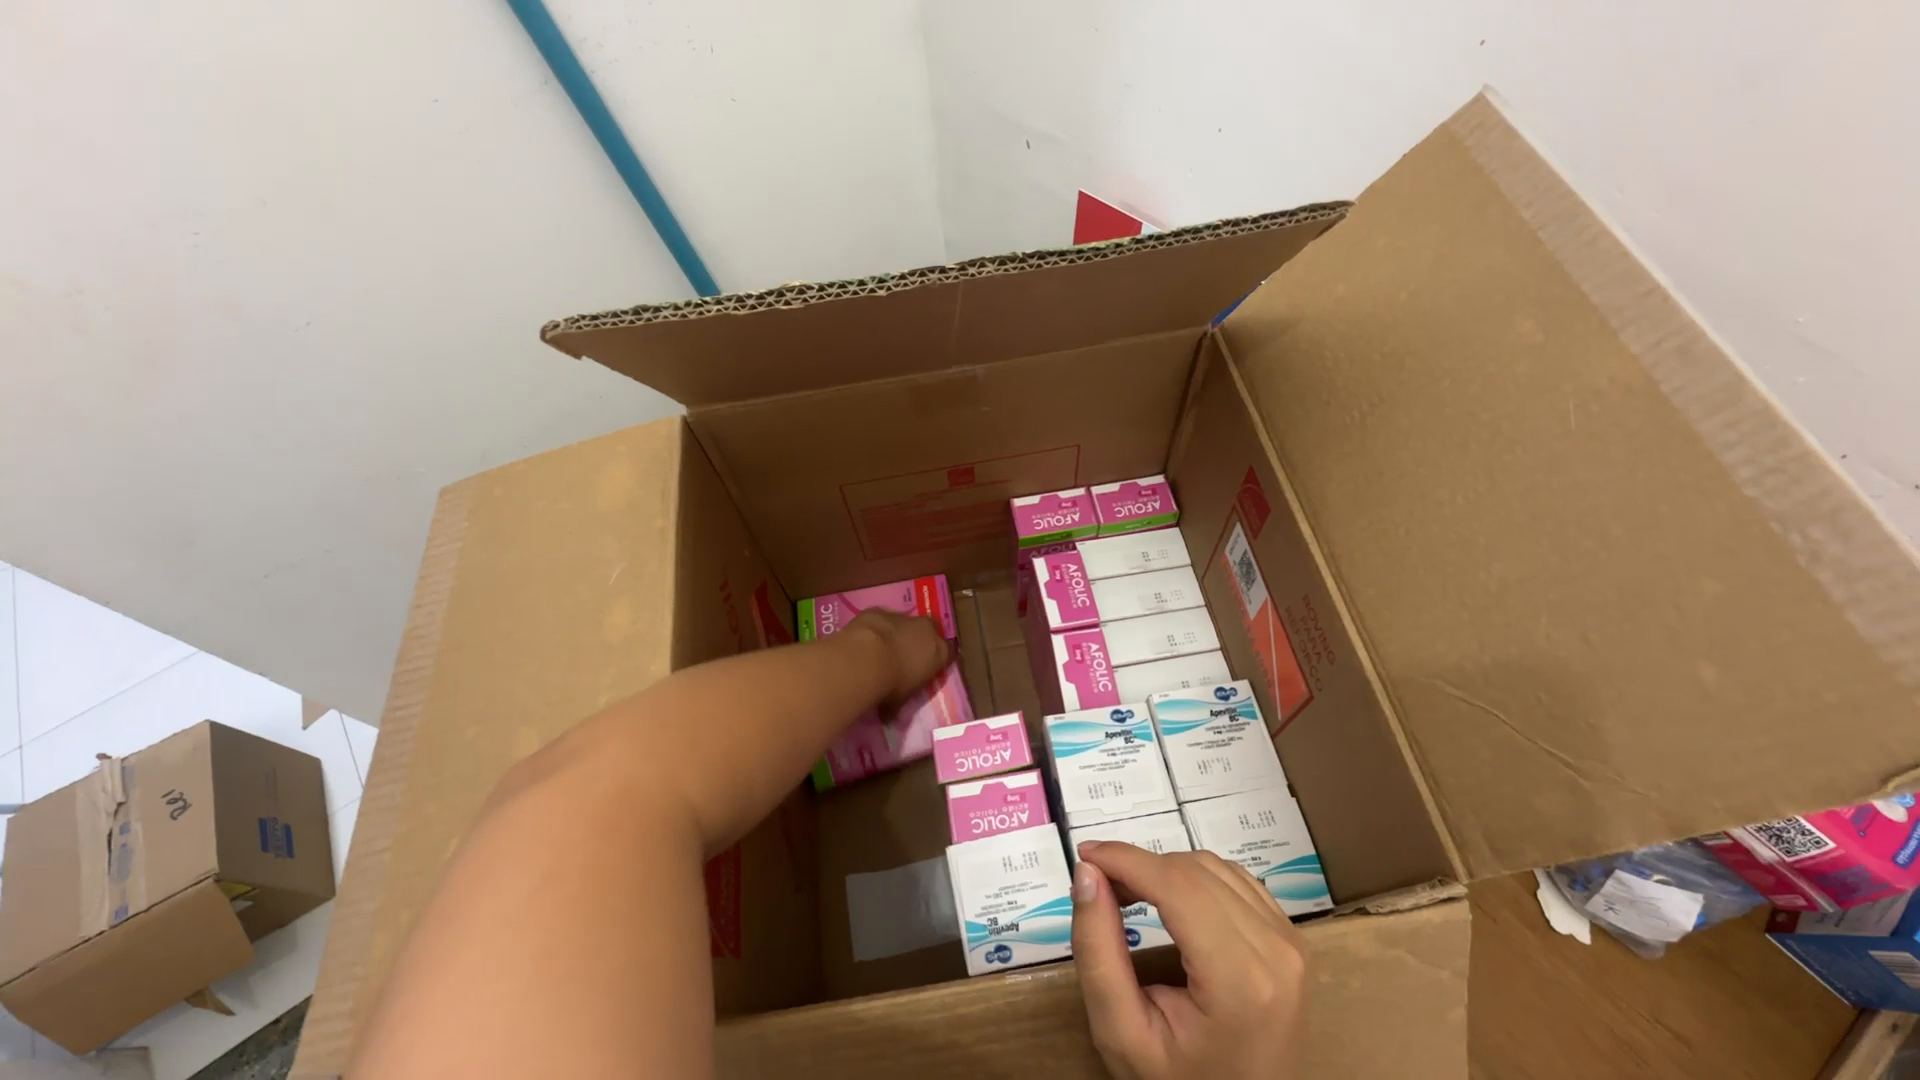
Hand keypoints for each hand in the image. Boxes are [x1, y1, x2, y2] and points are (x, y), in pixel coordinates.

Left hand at [844, 610, 950, 696]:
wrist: (866, 658)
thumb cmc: (892, 684)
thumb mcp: (902, 699)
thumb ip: (902, 700)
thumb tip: (889, 716)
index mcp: (939, 652)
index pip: (949, 653)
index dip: (938, 659)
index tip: (928, 667)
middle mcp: (926, 630)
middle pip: (929, 632)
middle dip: (920, 641)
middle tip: (905, 656)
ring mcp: (903, 617)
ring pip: (904, 624)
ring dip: (897, 634)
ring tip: (880, 650)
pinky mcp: (879, 611)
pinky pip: (881, 620)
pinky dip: (876, 628)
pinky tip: (864, 641)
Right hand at [1071, 841, 1307, 1079]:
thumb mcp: (1121, 1032)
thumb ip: (1098, 951)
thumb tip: (1088, 873)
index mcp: (1238, 979)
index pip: (1176, 885)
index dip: (1125, 858)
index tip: (1084, 854)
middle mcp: (1276, 949)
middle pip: (1194, 871)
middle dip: (1139, 864)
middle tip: (1099, 885)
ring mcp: (1291, 942)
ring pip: (1214, 868)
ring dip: (1165, 869)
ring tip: (1128, 893)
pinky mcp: (1292, 939)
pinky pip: (1236, 881)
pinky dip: (1193, 879)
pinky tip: (1169, 901)